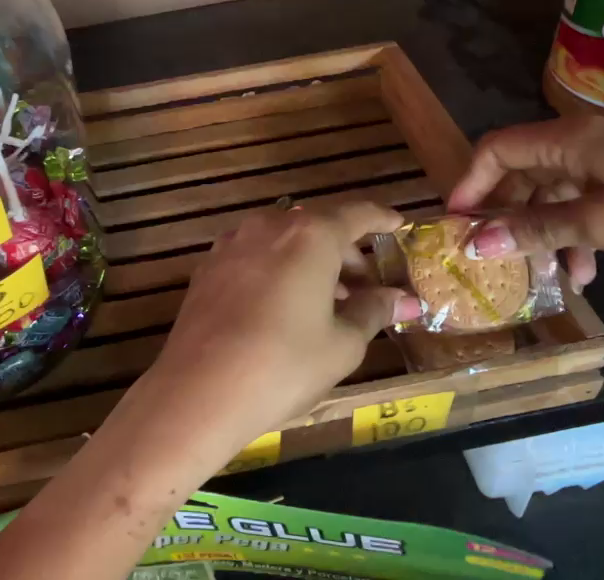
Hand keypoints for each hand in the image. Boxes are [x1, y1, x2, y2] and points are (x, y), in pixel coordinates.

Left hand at [131, 201, 419, 452]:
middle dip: (345, 250)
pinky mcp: (208, 266)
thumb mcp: (342, 344)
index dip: (381, 218)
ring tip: (328, 300)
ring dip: (309, 260)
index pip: (356, 214)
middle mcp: (269, 225)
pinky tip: (283, 305)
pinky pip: (255, 255)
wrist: (200, 389)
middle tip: (366, 285)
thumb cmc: (284, 365)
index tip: (398, 225)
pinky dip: (277, 268)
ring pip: (283, 240)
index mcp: (310, 235)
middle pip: (316, 226)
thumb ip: (373, 311)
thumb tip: (404, 299)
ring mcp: (233, 243)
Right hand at [449, 115, 603, 297]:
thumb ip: (534, 229)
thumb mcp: (601, 227)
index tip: (456, 224)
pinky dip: (574, 235)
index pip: (499, 147)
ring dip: (542, 231)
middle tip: (493, 255)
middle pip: (523, 171)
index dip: (472, 182)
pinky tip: (584, 273)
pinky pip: (584, 206)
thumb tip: (472, 241)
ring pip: (553, 194)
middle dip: (506, 212)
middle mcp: (587, 144)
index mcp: (574, 139)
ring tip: (547, 275)